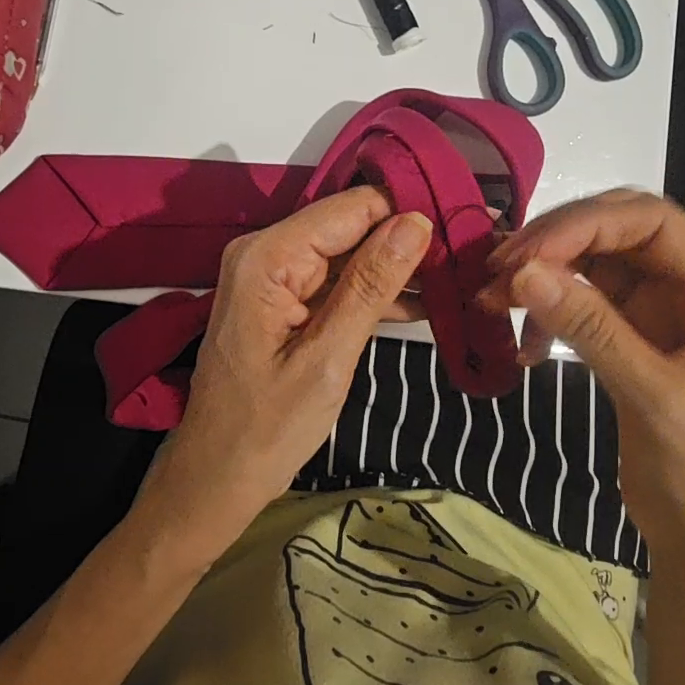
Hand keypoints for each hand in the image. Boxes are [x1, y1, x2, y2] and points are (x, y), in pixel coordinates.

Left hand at [140, 187, 432, 555]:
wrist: (217, 476)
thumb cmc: (267, 429)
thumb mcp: (328, 358)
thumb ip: (371, 286)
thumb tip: (416, 223)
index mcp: (268, 257)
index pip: (352, 207)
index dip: (406, 212)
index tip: (461, 228)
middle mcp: (265, 252)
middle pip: (350, 226)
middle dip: (406, 241)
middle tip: (467, 260)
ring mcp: (272, 275)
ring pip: (349, 253)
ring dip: (396, 269)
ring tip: (456, 282)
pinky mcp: (282, 299)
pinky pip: (335, 281)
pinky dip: (372, 293)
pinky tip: (420, 305)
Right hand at [482, 191, 684, 625]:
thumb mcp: (657, 403)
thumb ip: (593, 330)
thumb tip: (522, 272)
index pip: (656, 224)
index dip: (585, 225)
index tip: (522, 254)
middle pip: (622, 231)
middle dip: (557, 243)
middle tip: (497, 270)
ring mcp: (667, 309)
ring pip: (594, 261)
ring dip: (542, 274)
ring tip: (493, 301)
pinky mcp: (636, 333)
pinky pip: (583, 299)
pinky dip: (547, 310)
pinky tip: (522, 345)